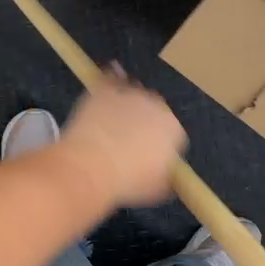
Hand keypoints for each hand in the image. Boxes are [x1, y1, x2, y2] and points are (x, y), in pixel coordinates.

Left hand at [58, 76, 185, 206]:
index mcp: (173, 130)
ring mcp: (130, 94)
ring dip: (127, 102)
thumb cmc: (127, 182)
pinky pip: (111, 78)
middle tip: (127, 139)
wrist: (91, 165)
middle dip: (143, 121)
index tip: (146, 153)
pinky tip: (109, 75)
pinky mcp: (105, 89)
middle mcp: (156, 106)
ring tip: (113, 119)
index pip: (171, 132)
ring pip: (133, 93)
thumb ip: (165, 177)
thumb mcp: (156, 189)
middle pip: (153, 109)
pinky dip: (111, 77)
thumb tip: (164, 175)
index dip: (158, 143)